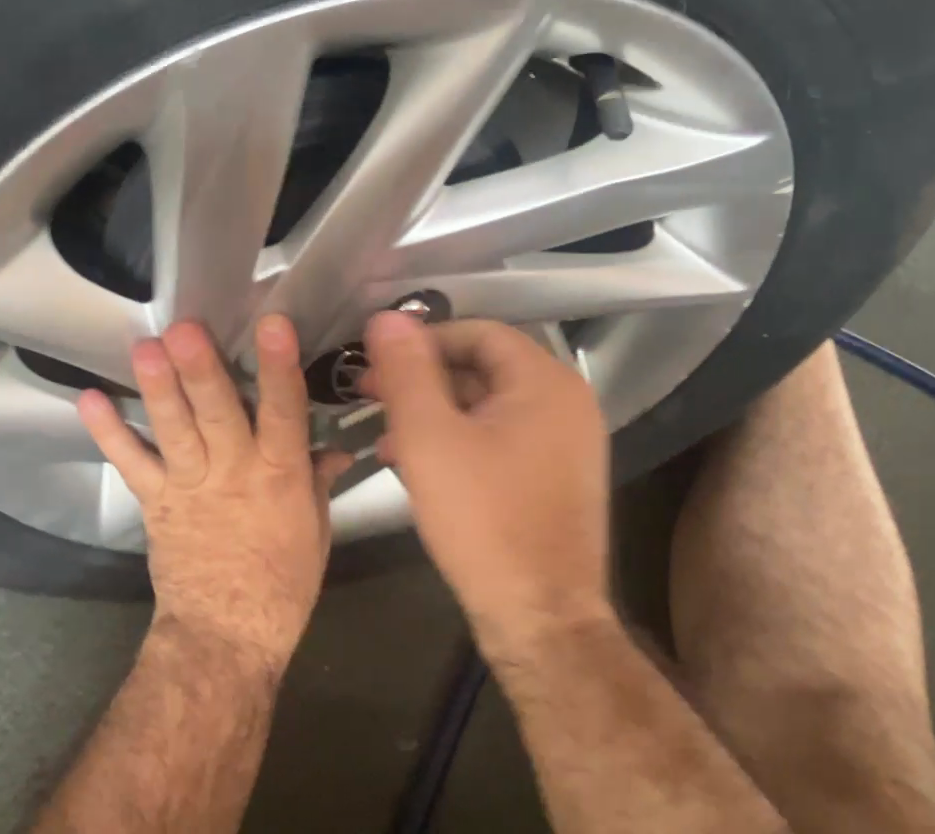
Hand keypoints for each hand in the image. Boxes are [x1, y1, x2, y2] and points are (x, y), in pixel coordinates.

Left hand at [78, 317, 351, 669]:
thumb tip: (334, 448)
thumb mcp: (315, 531)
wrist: (227, 637)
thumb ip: (316, 481)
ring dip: (158, 389)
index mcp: (281, 477)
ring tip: (144, 348)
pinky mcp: (157, 501)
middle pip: (219, 415)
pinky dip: (109, 432)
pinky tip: (89, 399)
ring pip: (175, 431)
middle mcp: (235, 473)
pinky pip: (132, 463)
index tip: (272, 325)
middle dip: (202, 371)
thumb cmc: (282, 583)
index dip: (278, 369)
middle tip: (185, 329)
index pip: (285, 414)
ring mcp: (191, 486)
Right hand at [363, 313, 613, 653]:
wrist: (539, 617)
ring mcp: (564, 444)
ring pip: (485, 406)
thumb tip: (387, 317)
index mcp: (545, 383)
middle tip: (368, 394)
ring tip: (383, 435)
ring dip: (432, 412)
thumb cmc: (483, 519)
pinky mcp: (554, 478)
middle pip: (482, 368)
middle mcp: (566, 403)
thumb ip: (406, 371)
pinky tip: (415, 464)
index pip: (477, 332)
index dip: (421, 341)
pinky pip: (499, 438)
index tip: (374, 362)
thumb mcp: (429, 437)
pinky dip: (456, 441)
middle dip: (420, 379)